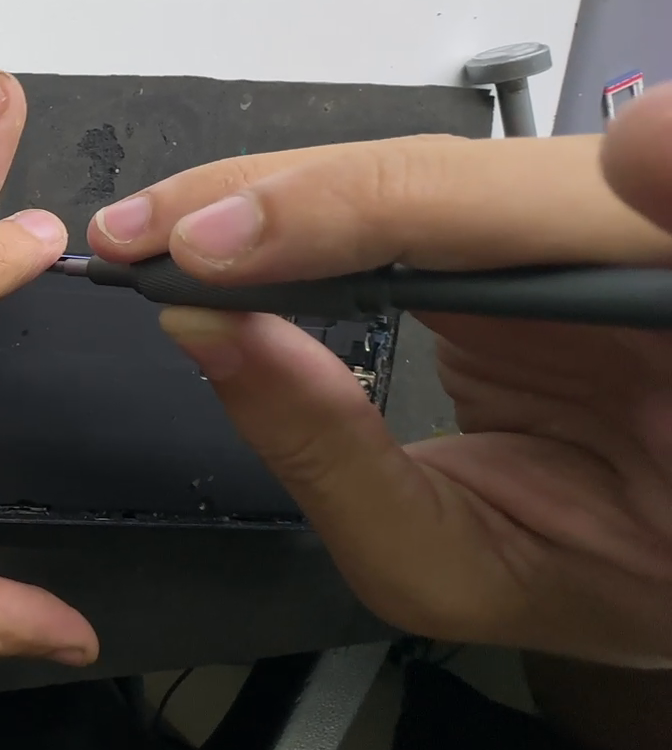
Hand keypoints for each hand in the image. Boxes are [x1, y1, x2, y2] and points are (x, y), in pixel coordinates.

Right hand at [88, 86, 671, 666]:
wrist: (652, 555)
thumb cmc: (586, 583)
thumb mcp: (450, 561)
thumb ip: (325, 449)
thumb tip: (193, 323)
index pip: (539, 221)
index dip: (376, 206)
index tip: (217, 252)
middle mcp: (638, 253)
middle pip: (444, 171)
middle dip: (269, 196)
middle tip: (129, 237)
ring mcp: (584, 225)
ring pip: (400, 167)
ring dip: (251, 193)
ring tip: (143, 234)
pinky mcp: (512, 224)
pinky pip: (380, 193)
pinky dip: (275, 207)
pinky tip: (201, 228)